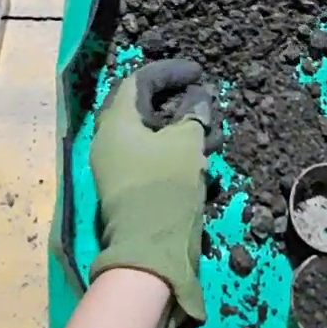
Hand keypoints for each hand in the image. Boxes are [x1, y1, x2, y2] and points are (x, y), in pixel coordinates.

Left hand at [88, 58, 215, 327]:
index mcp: (117, 122)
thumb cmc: (165, 188)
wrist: (151, 255)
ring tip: (214, 129)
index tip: (199, 74)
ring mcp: (120, 166)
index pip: (140, 80)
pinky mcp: (132, 188)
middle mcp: (112, 140)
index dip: (171, 72)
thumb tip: (198, 96)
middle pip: (146, 107)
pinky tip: (206, 153)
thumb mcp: (186, 141)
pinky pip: (156, 155)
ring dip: (184, 126)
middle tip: (204, 98)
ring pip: (154, 133)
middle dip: (179, 100)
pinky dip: (179, 148)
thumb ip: (194, 111)